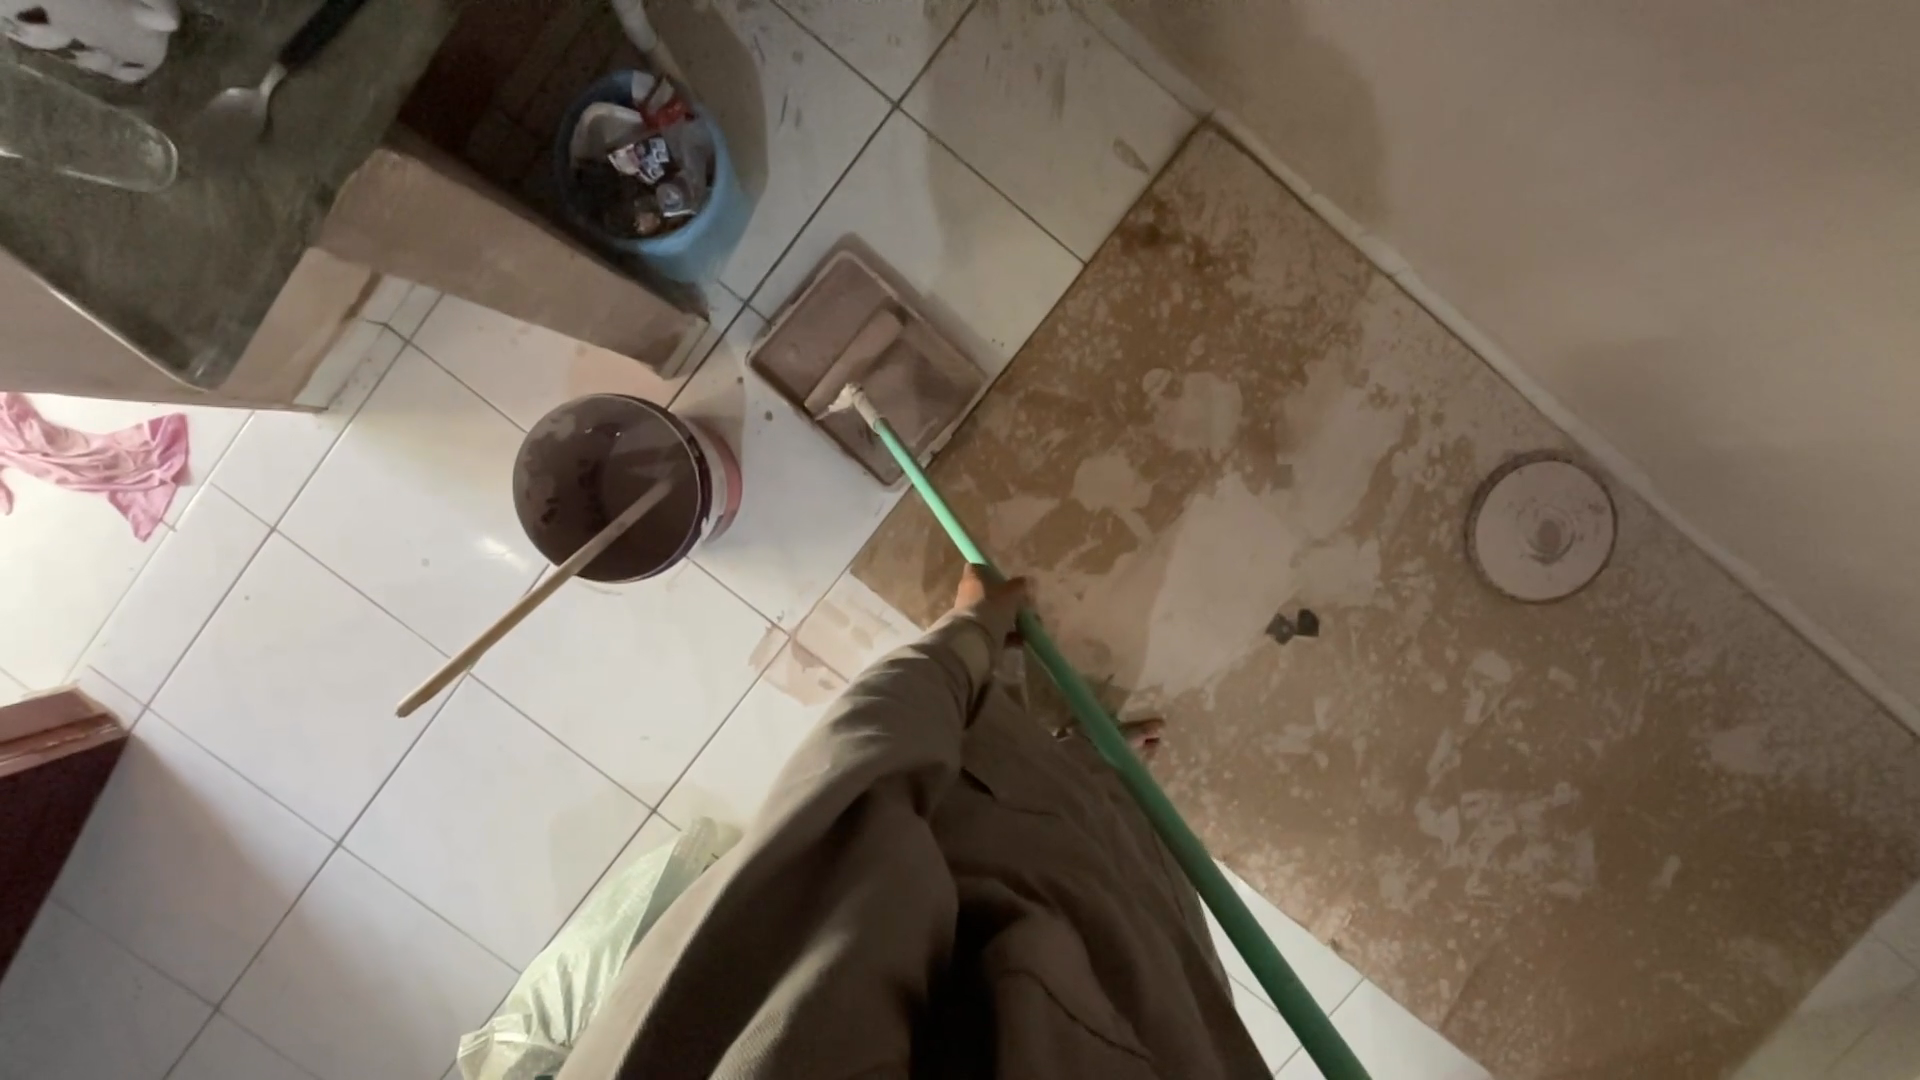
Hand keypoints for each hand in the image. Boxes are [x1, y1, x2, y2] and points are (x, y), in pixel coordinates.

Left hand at [952, 564, 1028, 643]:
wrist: (975, 641)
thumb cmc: (991, 608)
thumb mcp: (1011, 593)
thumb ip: (1020, 586)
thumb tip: (1027, 580)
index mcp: (973, 579)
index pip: (976, 567)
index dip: (989, 569)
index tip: (1004, 576)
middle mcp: (969, 595)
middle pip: (990, 593)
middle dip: (1010, 600)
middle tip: (1027, 605)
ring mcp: (972, 616)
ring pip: (996, 613)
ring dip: (1013, 619)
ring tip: (1030, 626)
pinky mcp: (976, 634)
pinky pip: (996, 631)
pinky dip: (1010, 635)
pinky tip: (1024, 640)